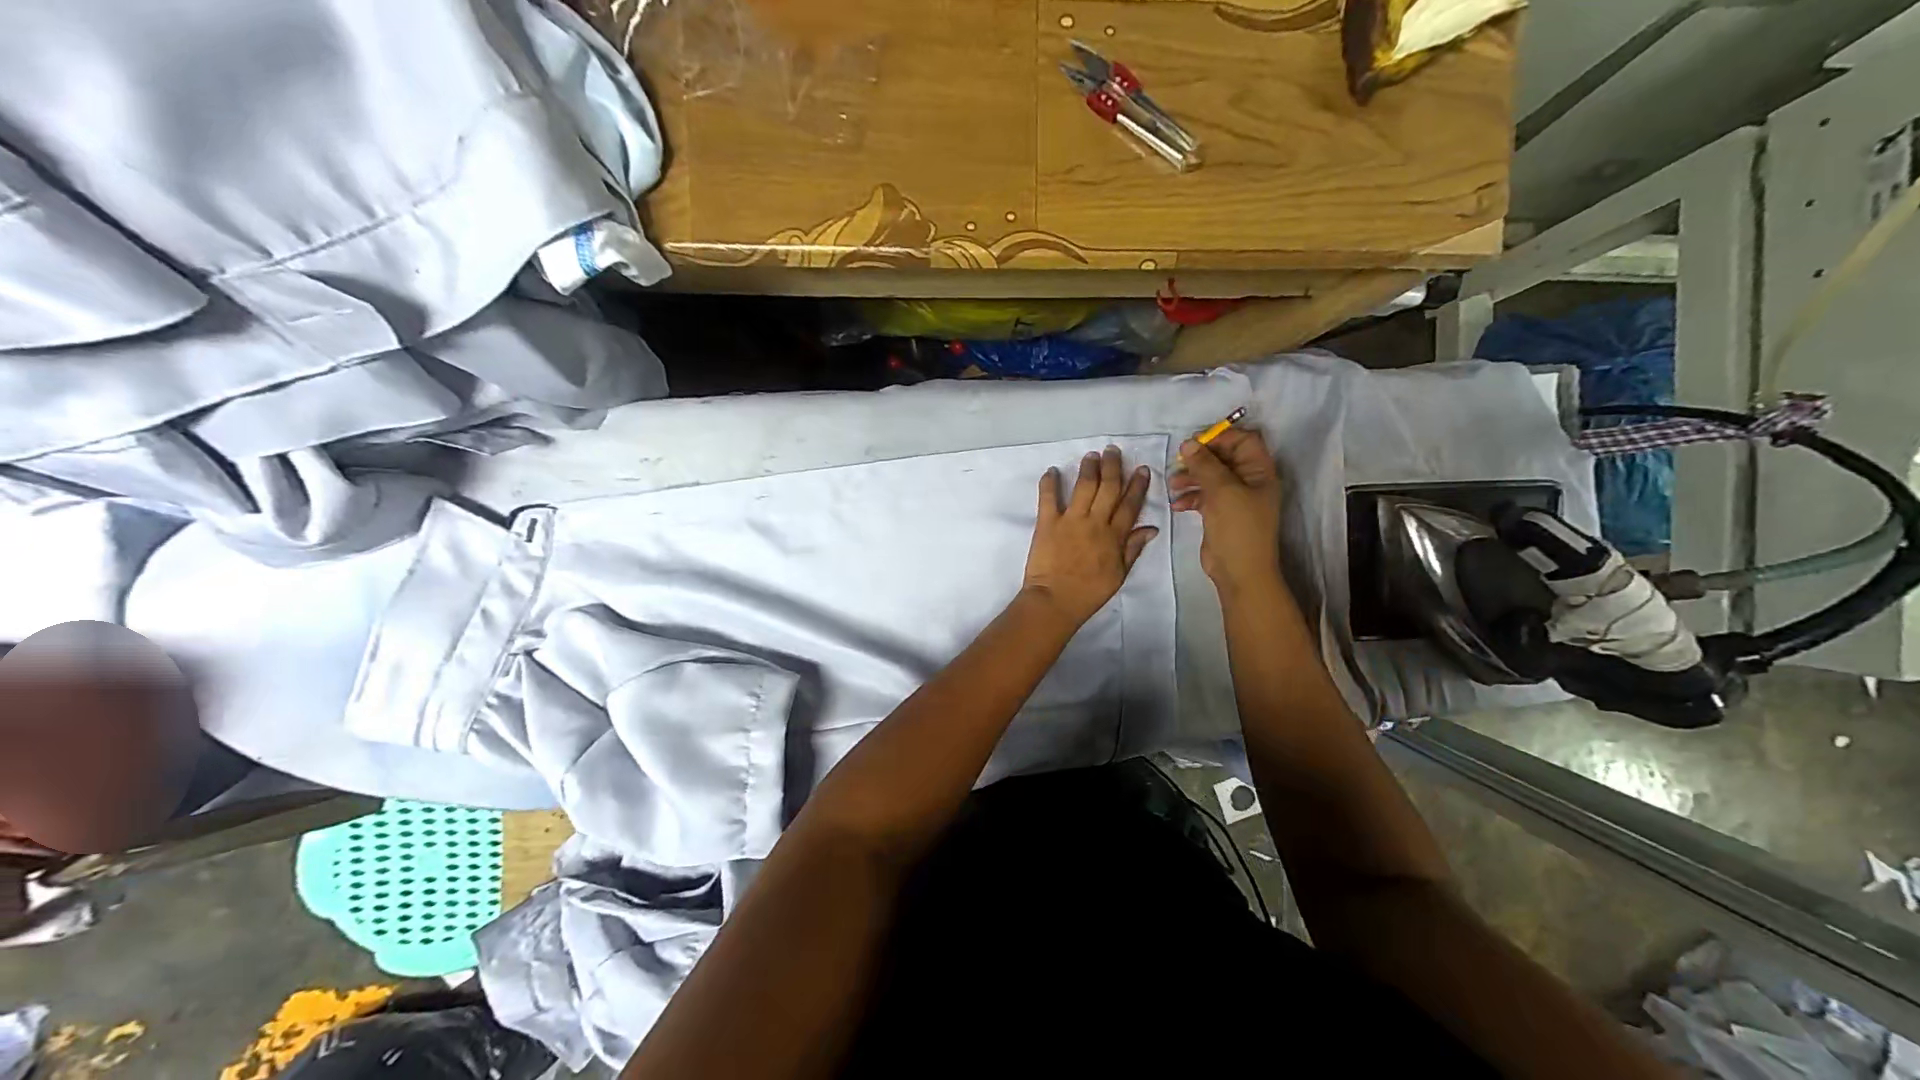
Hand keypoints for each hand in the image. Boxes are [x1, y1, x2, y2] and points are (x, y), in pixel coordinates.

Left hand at [1022, 446, 1160, 625]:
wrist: (1056, 600)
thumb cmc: (1089, 593)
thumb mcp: (1119, 574)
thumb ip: (1133, 548)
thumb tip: (1150, 528)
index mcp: (1114, 536)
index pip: (1129, 505)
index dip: (1137, 485)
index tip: (1142, 469)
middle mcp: (1095, 522)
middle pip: (1108, 488)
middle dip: (1113, 466)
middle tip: (1113, 450)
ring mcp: (1070, 520)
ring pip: (1083, 486)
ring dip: (1088, 468)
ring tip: (1092, 454)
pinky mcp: (1047, 522)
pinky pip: (1048, 497)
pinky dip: (1049, 482)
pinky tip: (1052, 470)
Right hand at [1170, 427, 1283, 596]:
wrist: (1240, 571)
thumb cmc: (1238, 528)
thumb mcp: (1222, 491)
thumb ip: (1205, 464)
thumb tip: (1189, 443)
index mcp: (1259, 471)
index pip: (1243, 441)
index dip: (1220, 437)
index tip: (1195, 443)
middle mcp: (1249, 481)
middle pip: (1223, 457)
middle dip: (1200, 458)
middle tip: (1180, 462)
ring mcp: (1234, 498)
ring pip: (1210, 476)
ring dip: (1191, 477)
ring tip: (1173, 484)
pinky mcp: (1220, 513)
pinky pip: (1203, 496)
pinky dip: (1190, 497)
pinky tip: (1177, 504)